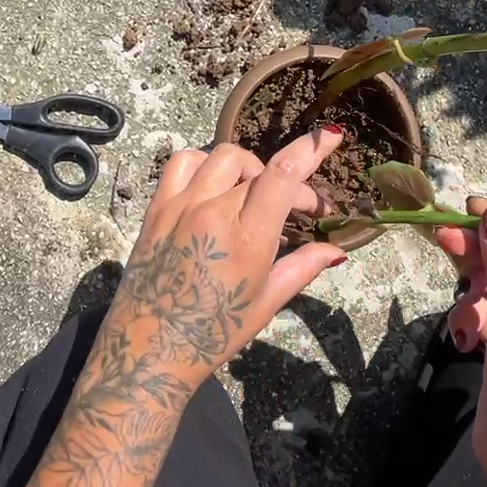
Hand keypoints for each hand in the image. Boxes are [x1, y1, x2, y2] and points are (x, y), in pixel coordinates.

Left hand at [0, 130, 349, 486]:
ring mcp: (180, 205)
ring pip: (223, 157)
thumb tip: (337, 252)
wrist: (148, 350)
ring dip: (247, 169)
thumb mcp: (266, 302)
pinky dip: (204, 164)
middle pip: (259, 168)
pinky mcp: (156, 207)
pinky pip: (182, 162)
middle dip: (286, 183)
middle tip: (294, 209)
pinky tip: (213, 186)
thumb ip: (303, 267)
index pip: (283, 175)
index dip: (311, 149)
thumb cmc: (213, 333)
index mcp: (246, 239)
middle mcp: (212, 213)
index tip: (331, 136)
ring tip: (252, 195)